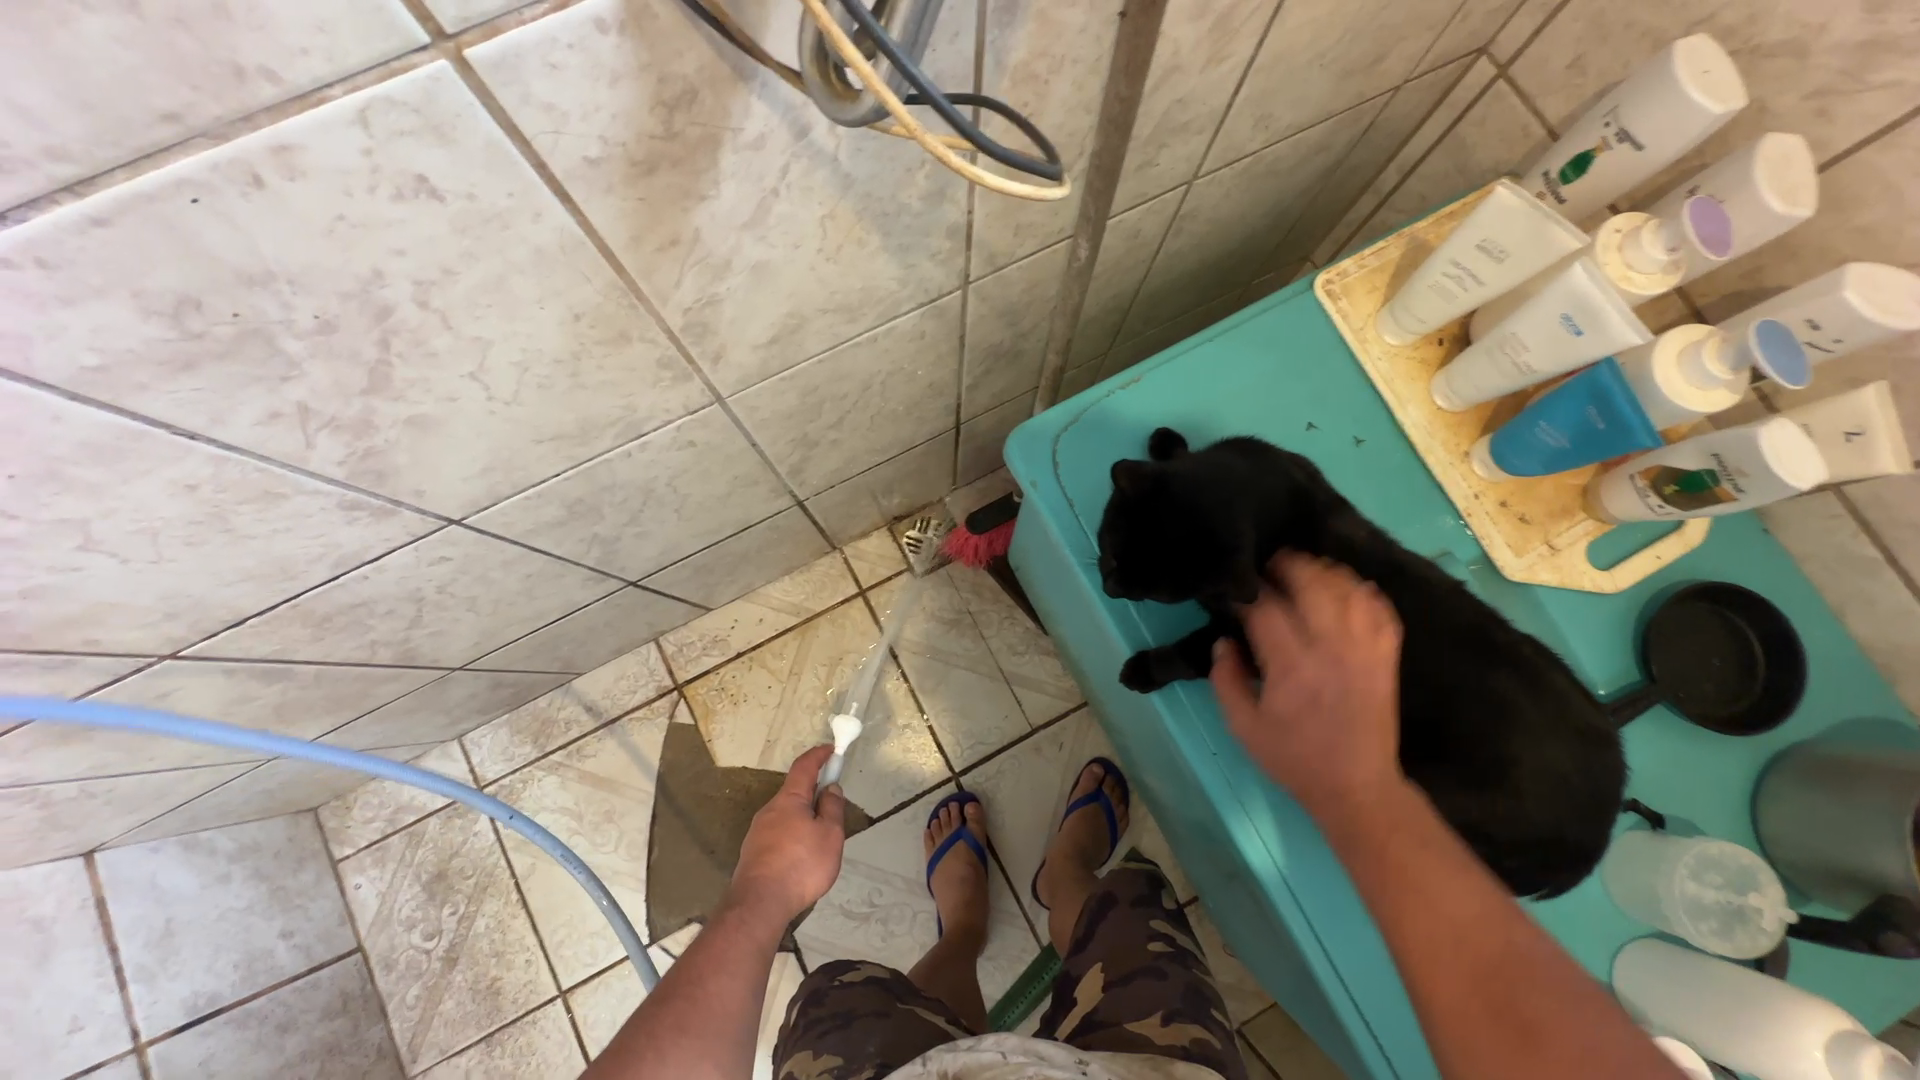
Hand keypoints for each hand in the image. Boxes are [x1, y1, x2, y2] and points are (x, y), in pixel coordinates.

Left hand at [727, 745, 847, 924]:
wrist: (759, 905)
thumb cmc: (801, 865)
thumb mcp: (830, 835)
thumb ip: (832, 808)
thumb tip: (830, 788)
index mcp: (789, 799)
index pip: (804, 766)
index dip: (819, 755)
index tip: (832, 749)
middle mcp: (769, 810)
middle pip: (794, 792)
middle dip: (813, 793)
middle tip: (832, 808)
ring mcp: (758, 832)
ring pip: (786, 816)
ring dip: (803, 818)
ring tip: (820, 844)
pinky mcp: (753, 853)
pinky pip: (778, 835)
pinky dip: (793, 837)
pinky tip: (801, 860)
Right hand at [1211, 553, 1406, 820]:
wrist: (1356, 784)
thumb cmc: (1293, 756)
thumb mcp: (1243, 725)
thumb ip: (1225, 679)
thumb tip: (1222, 640)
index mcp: (1291, 665)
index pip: (1265, 607)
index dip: (1245, 591)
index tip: (1232, 590)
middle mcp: (1331, 647)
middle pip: (1311, 582)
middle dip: (1286, 566)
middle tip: (1267, 567)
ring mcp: (1365, 648)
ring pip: (1347, 587)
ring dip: (1322, 571)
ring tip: (1303, 572)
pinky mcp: (1387, 655)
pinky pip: (1379, 607)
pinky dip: (1361, 590)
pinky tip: (1344, 589)